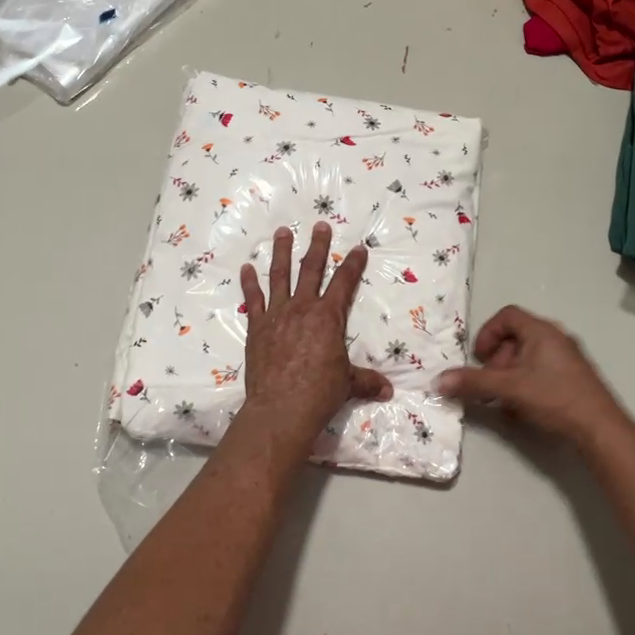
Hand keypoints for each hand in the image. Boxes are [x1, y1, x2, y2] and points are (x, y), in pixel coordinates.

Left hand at [238, 223, 392, 447]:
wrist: (281, 408)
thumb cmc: (319, 394)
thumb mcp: (348, 384)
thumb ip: (366, 382)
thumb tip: (388, 390)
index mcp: (328, 317)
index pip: (344, 283)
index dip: (353, 265)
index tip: (358, 248)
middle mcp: (303, 308)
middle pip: (311, 269)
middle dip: (317, 246)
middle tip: (319, 225)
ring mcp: (277, 314)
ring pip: (279, 275)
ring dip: (281, 252)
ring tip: (282, 231)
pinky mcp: (256, 327)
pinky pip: (253, 299)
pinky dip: (249, 282)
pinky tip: (246, 267)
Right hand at [436, 305, 629, 447]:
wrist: (601, 429)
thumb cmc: (554, 398)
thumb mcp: (508, 389)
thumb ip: (473, 383)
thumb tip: (439, 381)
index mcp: (541, 331)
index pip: (507, 315)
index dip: (488, 333)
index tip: (480, 358)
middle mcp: (556, 338)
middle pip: (517, 337)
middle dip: (498, 360)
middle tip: (491, 383)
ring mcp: (569, 358)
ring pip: (529, 357)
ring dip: (511, 375)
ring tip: (506, 401)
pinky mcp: (576, 378)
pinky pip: (543, 371)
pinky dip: (527, 384)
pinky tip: (525, 410)